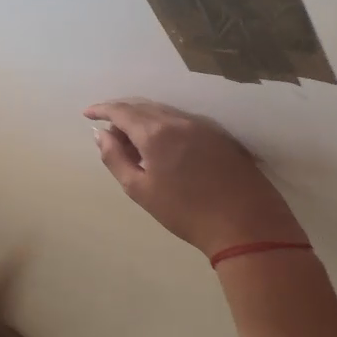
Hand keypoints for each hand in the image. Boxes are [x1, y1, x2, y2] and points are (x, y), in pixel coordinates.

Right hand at [84, 98, 305, 257]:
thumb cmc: (184, 211)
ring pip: (165, 113)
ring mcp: (208, 129)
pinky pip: (185, 122)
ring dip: (143, 119)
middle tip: (108, 131)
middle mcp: (182, 123)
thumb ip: (114, 157)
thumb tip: (101, 134)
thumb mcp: (137, 188)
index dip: (101, 110)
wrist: (250, 229)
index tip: (86, 114)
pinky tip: (161, 146)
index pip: (121, 111)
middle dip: (121, 113)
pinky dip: (165, 126)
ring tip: (133, 141)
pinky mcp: (224, 140)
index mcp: (157, 133)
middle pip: (144, 106)